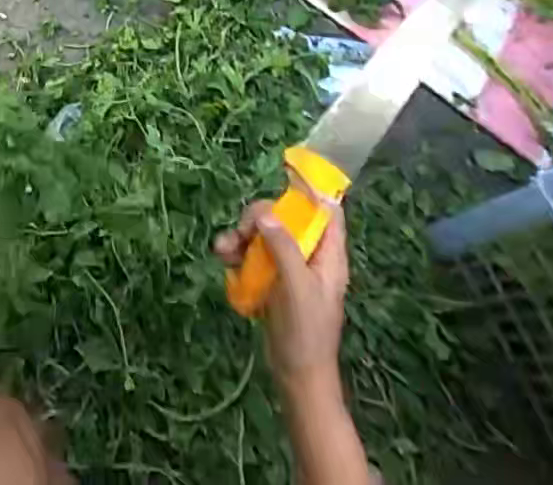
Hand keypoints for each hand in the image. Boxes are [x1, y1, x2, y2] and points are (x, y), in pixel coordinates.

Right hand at [214, 197, 348, 388]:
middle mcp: (310, 254)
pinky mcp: (272, 280)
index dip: (311, 189)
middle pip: (286, 217)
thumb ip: (284, 248)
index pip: (327, 209)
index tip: (285, 174)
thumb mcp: (297, 287)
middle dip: (260, 218)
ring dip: (243, 236)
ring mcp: (290, 267)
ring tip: (223, 250)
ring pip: (265, 235)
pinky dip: (239, 254)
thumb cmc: (306, 332)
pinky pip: (253, 255)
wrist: (296, 378)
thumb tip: (266, 213)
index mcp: (328, 253)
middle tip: (243, 232)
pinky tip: (225, 262)